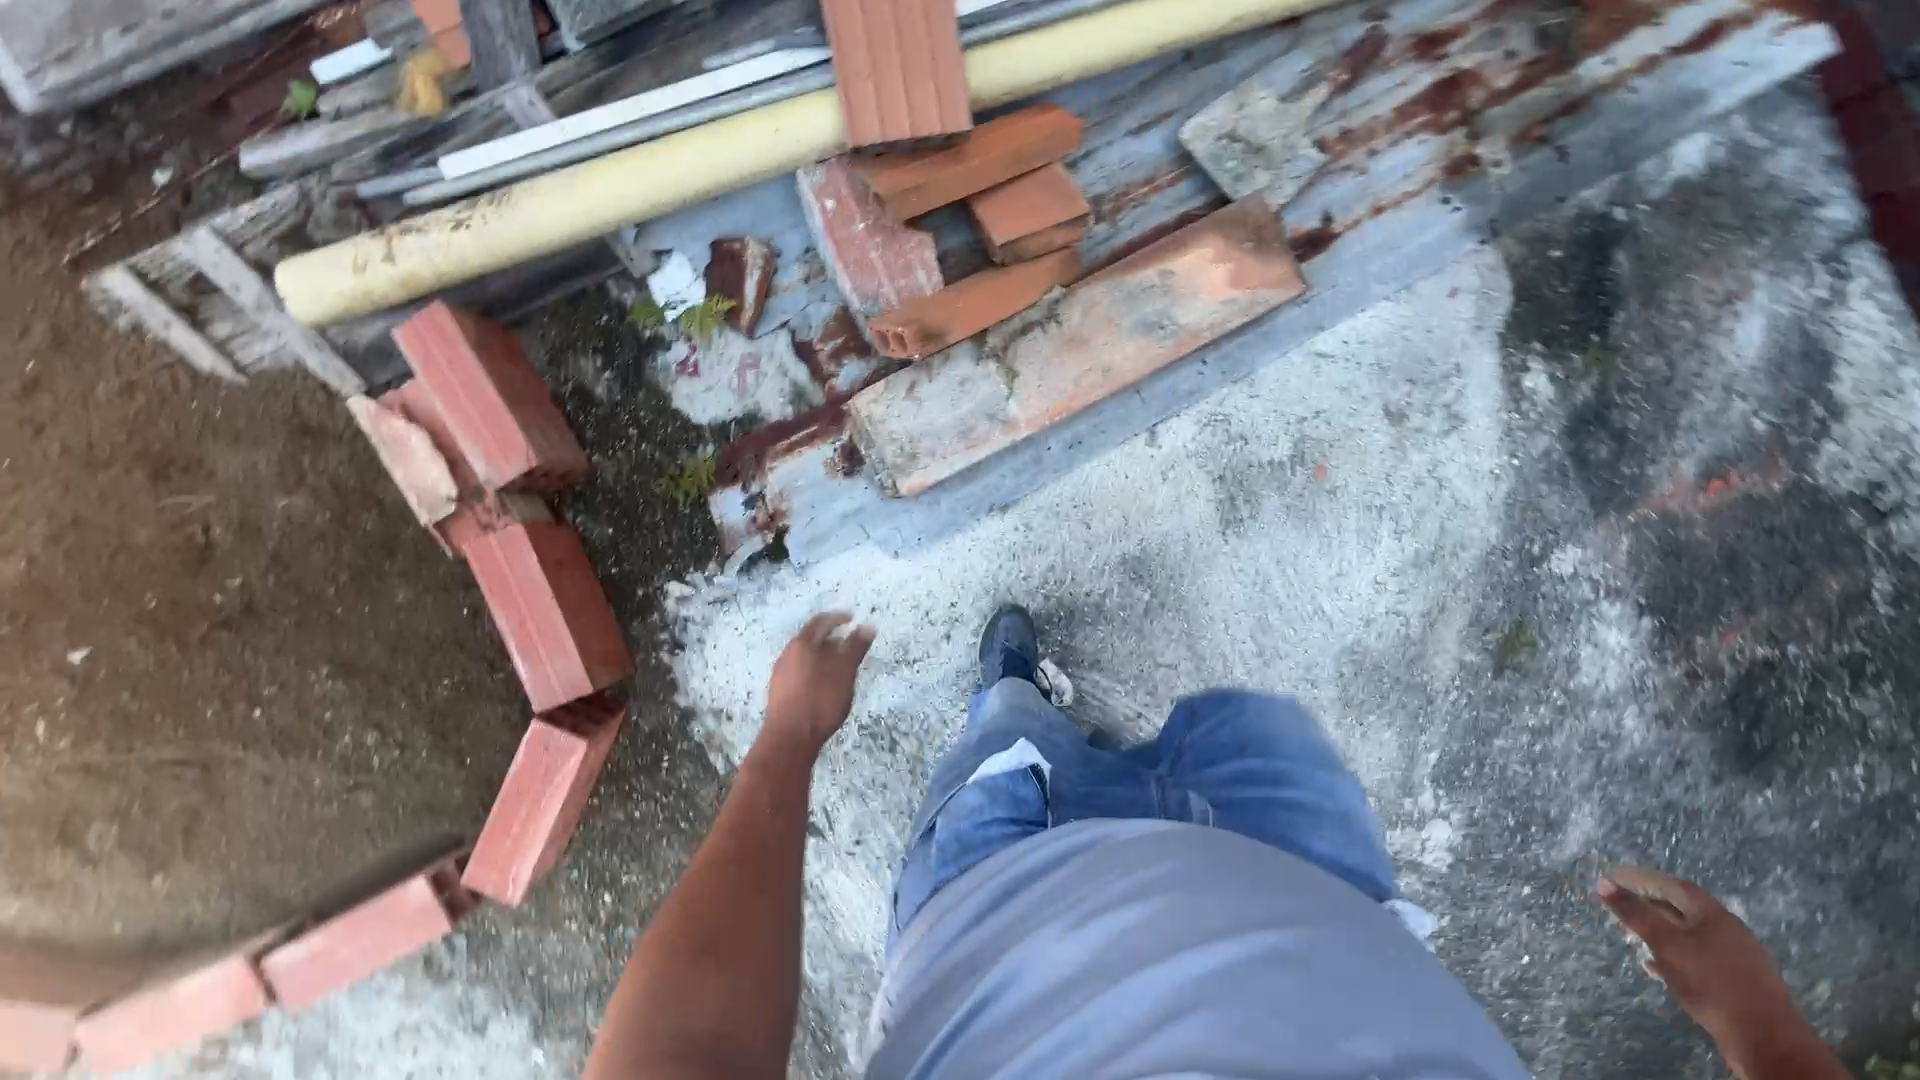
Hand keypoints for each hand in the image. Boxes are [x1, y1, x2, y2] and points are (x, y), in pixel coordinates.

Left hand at [763, 613, 875, 754]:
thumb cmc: (820, 700)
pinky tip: (825, 685)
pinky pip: (800, 672)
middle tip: (850, 643)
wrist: (790, 738)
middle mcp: (787, 654)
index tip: (853, 619)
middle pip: (811, 639)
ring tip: (841, 666)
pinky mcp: (780, 692)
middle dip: (832, 638)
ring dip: (824, 656)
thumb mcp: (844, 671)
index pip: (820, 621)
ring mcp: (781, 674)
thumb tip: (867, 627)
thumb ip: (855, 648)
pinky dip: (815, 670)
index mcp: (802, 644)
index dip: (838, 618)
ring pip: (805, 657)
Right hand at [1596, 865, 1843, 1079]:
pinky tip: (1656, 967)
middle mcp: (1729, 932)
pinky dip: (1672, 956)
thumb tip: (1604, 884)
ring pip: (1689, 936)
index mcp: (1716, 917)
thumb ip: (1636, 914)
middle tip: (1619, 905)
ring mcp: (1735, 959)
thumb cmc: (1712, 982)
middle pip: (1683, 910)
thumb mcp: (1667, 944)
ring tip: (1632, 935)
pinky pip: (1697, 958)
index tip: (1616, 876)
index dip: (1644, 878)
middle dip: (1649, 905)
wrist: (1765, 1039)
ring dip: (1659, 932)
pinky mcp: (1734, 982)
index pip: (1676, 887)